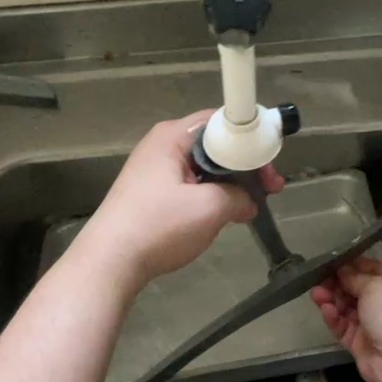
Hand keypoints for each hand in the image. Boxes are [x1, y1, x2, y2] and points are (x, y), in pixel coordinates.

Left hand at [76, 109, 283, 290]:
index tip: (270, 166)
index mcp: (172, 137)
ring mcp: (155, 170)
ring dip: (231, 184)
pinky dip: (213, 196)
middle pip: (215, 145)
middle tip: (270, 189)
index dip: (251, 141)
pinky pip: (192, 185)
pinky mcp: (152, 193)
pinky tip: (227, 215)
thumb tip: (249, 202)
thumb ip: (239, 197)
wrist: (111, 260)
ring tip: (253, 205)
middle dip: (245, 166)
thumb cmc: (159, 226)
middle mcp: (162, 146)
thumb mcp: (209, 208)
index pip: (221, 121)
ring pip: (205, 168)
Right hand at [310, 259, 381, 381]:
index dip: (353, 264)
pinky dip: (334, 317)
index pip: (374, 270)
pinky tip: (325, 309)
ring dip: (332, 299)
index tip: (332, 260)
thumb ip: (356, 278)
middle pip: (358, 289)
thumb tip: (343, 271)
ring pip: (347, 308)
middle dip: (338, 283)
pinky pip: (343, 327)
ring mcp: (374, 325)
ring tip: (316, 293)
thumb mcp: (377, 286)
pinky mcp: (360, 343)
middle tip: (318, 277)